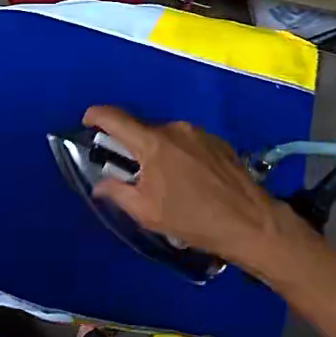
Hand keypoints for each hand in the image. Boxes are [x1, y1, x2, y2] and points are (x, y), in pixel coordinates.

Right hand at [82, 106, 301, 265]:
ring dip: (160, 153)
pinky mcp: (218, 141)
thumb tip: (101, 183)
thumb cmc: (192, 219)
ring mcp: (200, 133)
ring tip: (167, 184)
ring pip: (168, 137)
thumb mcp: (147, 212)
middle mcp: (176, 129)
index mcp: (154, 143)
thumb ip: (118, 192)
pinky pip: (189, 142)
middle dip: (133, 148)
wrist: (248, 220)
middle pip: (144, 131)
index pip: (116, 118)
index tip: (88, 122)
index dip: (97, 116)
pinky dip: (181, 155)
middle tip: (133, 175)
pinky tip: (191, 181)